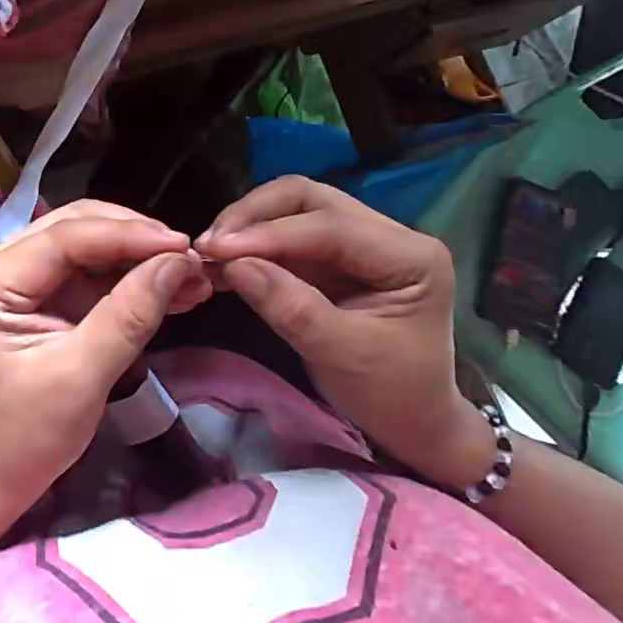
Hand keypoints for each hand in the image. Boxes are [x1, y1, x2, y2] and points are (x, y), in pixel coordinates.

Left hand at [0, 201, 212, 505]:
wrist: (8, 472)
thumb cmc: (31, 433)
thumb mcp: (81, 375)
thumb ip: (128, 315)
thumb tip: (177, 264)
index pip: (64, 238)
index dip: (126, 235)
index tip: (181, 246)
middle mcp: (5, 267)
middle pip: (78, 228)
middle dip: (136, 238)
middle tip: (188, 258)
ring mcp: (31, 278)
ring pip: (94, 243)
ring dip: (143, 255)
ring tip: (194, 274)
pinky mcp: (55, 295)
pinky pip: (101, 271)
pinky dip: (138, 276)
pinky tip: (177, 288)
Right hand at [196, 176, 487, 483]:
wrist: (413, 423)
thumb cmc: (390, 394)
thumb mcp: (342, 356)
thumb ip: (291, 307)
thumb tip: (233, 266)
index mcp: (409, 255)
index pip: (329, 226)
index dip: (269, 233)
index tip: (216, 249)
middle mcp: (387, 234)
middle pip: (308, 199)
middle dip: (253, 216)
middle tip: (209, 244)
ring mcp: (359, 241)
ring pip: (293, 209)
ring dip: (248, 226)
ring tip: (209, 252)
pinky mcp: (333, 256)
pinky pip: (286, 236)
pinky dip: (252, 245)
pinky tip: (223, 262)